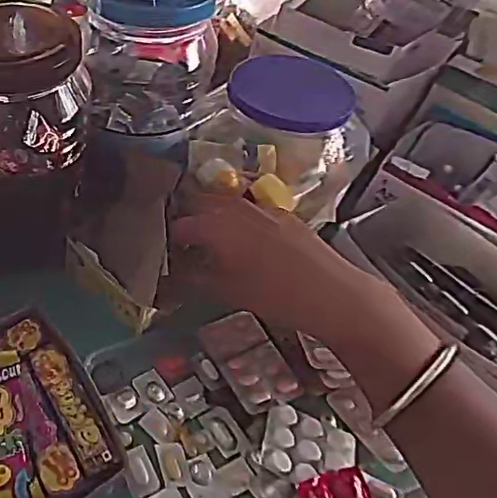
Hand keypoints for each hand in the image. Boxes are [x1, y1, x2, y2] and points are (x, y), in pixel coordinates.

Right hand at [169, 193, 440, 401]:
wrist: (333, 293)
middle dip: (186, 220)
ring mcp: (261, 206)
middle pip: (198, 203)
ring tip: (205, 242)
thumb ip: (194, 276)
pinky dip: (233, 219)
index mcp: (216, 223)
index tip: (163, 256)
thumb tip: (172, 272)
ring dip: (209, 217)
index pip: (179, 225)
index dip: (167, 241)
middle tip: (179, 245)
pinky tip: (237, 242)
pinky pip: (246, 208)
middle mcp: (236, 207)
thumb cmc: (274, 294)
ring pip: (223, 203)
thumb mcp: (226, 290)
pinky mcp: (281, 213)